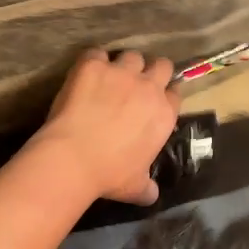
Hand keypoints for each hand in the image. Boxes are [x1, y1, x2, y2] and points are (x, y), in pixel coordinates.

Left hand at [31, 49, 181, 205]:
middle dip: (151, 71)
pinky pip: (97, 53)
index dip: (164, 95)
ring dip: (123, 65)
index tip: (154, 100)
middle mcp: (148, 88)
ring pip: (131, 56)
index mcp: (163, 115)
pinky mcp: (92, 65)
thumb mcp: (136, 187)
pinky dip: (92, 61)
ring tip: (109, 77)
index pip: (174, 94)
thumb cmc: (109, 175)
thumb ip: (148, 187)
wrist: (73, 158)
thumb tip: (152, 195)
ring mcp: (120, 73)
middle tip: (135, 84)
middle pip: (161, 65)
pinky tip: (84, 74)